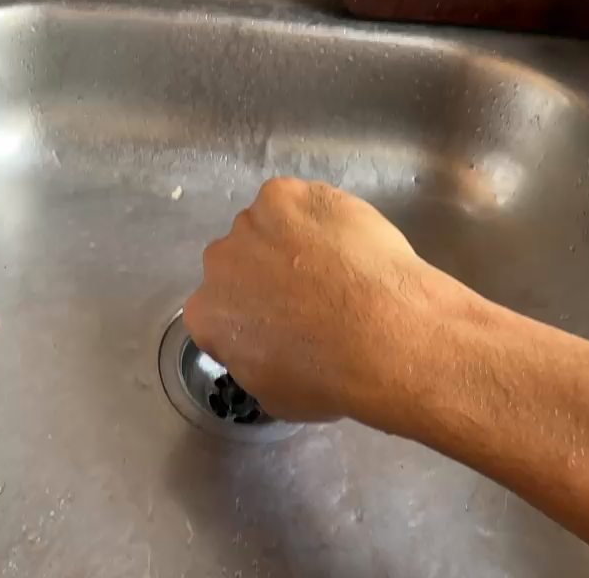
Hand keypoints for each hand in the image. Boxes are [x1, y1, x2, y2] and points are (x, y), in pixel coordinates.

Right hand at [183, 178, 466, 424]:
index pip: (217, 309)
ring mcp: (250, 220)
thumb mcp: (275, 395)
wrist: (382, 332)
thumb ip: (250, 359)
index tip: (280, 321)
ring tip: (338, 264)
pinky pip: (298, 202)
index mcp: (206, 314)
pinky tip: (346, 238)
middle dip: (265, 272)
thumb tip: (263, 342)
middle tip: (310, 292)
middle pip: (238, 260)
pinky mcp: (284, 193)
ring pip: (267, 226)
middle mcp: (218, 262)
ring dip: (292, 240)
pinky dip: (318, 214)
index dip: (250, 314)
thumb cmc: (330, 377)